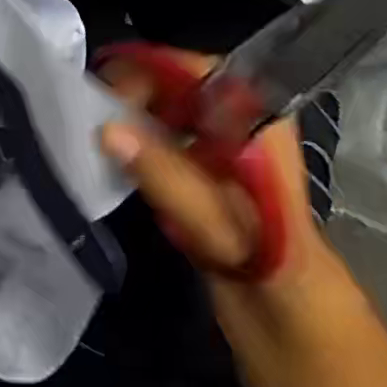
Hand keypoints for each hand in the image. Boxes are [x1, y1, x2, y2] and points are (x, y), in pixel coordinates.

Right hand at [97, 47, 324, 286]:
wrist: (291, 318)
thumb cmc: (264, 266)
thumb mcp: (216, 225)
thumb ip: (165, 176)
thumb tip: (108, 129)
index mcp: (256, 119)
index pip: (195, 68)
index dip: (149, 73)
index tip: (109, 97)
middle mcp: (239, 119)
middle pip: (176, 83)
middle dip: (133, 95)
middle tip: (95, 118)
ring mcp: (221, 140)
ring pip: (165, 106)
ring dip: (131, 117)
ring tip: (100, 135)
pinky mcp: (204, 162)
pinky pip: (162, 131)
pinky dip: (138, 139)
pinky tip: (120, 159)